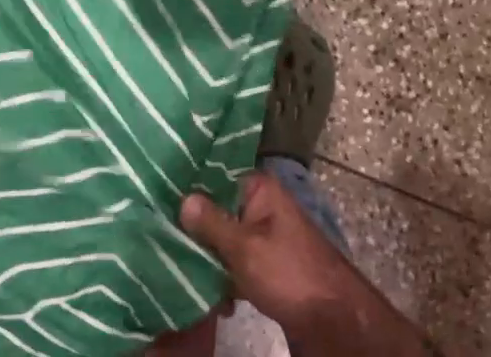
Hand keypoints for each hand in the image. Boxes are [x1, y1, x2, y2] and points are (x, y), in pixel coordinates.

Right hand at [176, 172, 430, 355]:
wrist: (332, 317)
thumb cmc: (289, 272)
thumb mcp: (245, 248)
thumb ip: (212, 223)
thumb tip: (183, 198)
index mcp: (260, 189)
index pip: (217, 174)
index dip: (190, 184)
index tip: (158, 191)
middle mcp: (262, 206)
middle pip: (218, 209)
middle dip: (194, 228)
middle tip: (159, 234)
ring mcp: (265, 235)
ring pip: (224, 239)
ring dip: (207, 258)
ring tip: (179, 269)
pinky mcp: (267, 264)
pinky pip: (236, 262)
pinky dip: (224, 277)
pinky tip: (213, 297)